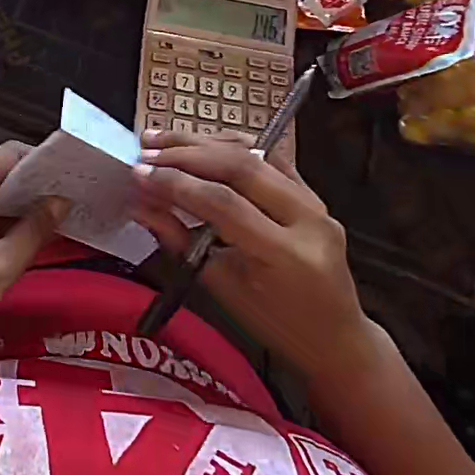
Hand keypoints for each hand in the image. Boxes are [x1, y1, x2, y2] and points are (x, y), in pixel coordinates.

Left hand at [0, 142, 66, 375]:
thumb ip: (34, 231)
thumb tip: (62, 202)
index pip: (9, 155)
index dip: (44, 162)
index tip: (77, 175)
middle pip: (3, 173)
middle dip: (40, 185)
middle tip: (80, 197)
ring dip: (27, 206)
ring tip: (69, 214)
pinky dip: (10, 222)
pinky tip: (39, 234)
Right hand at [129, 129, 384, 382]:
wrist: (335, 337)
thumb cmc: (274, 323)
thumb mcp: (220, 286)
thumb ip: (178, 239)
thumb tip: (140, 204)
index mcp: (286, 254)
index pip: (222, 202)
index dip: (175, 183)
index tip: (138, 174)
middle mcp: (307, 218)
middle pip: (238, 167)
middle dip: (184, 155)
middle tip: (145, 151)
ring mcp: (315, 201)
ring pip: (252, 152)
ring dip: (201, 142)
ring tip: (160, 138)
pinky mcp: (312, 191)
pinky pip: (267, 155)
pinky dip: (228, 144)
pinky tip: (198, 142)